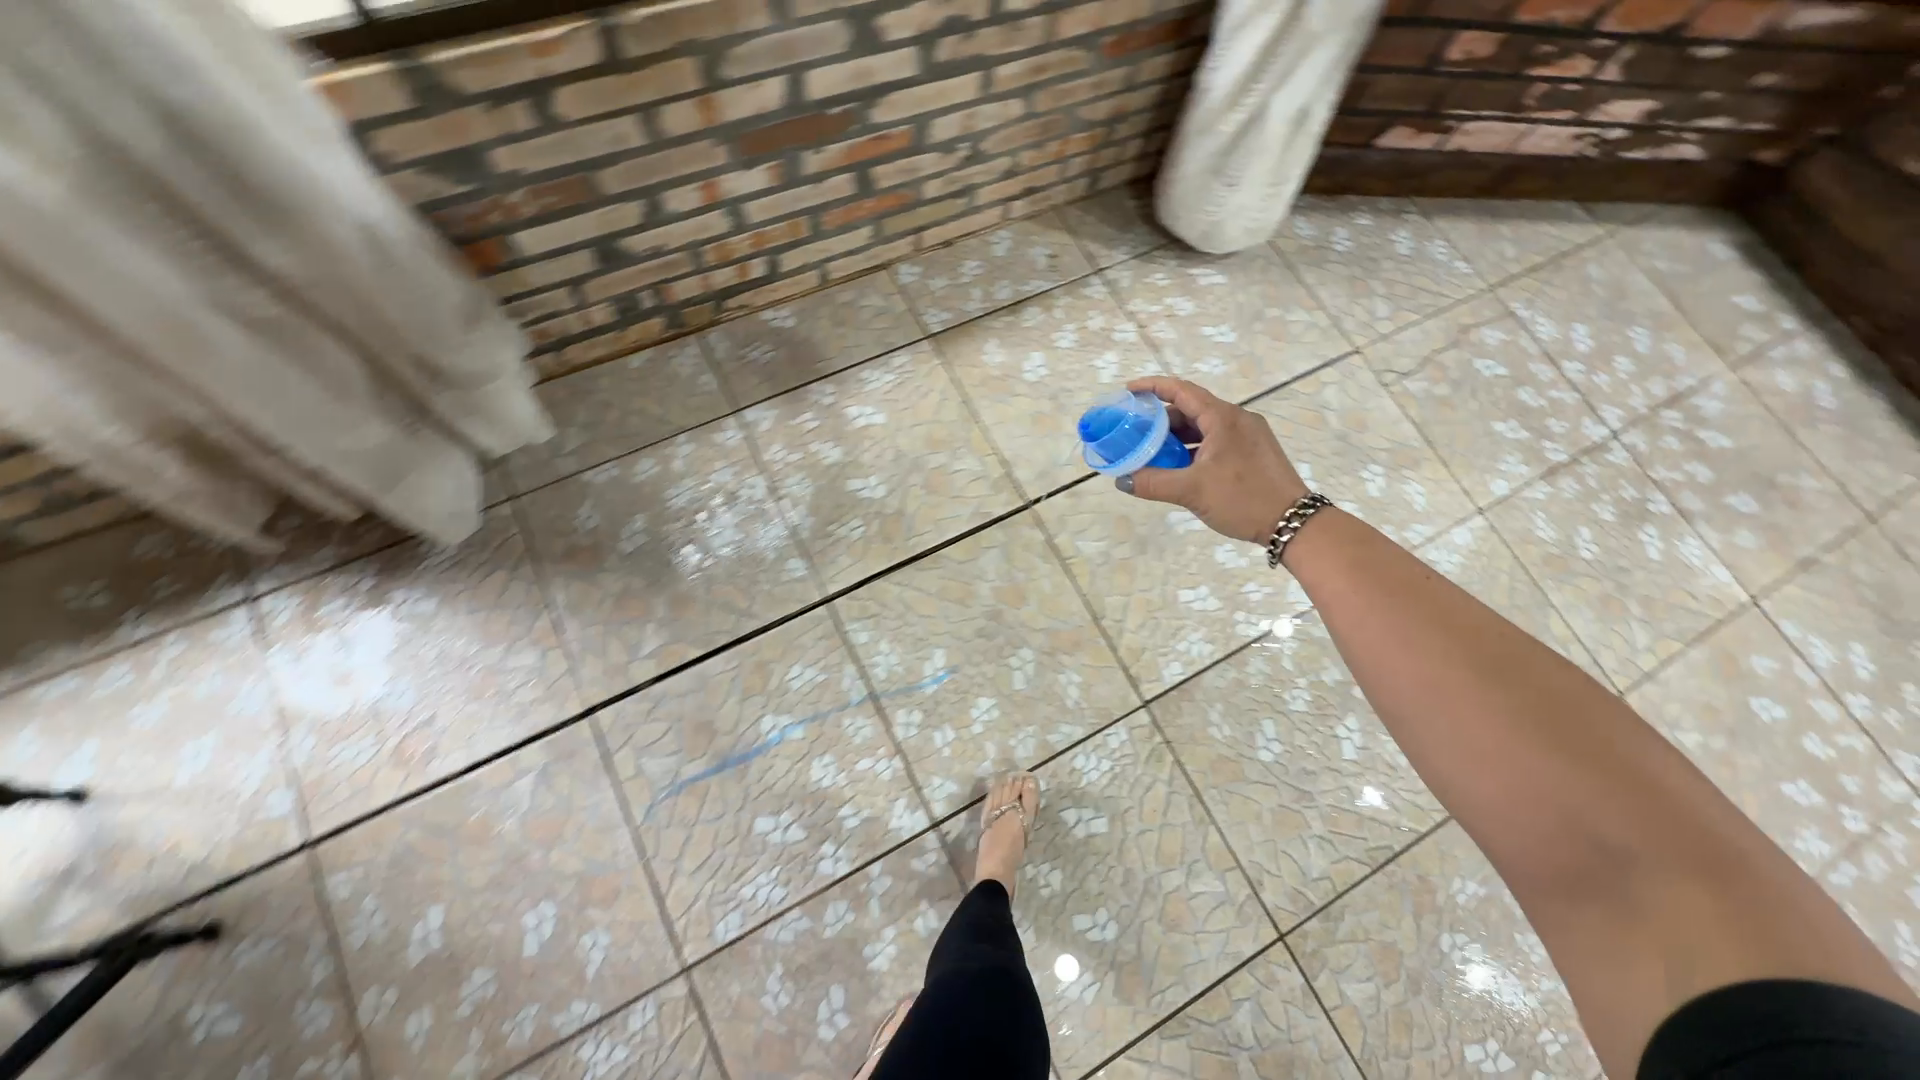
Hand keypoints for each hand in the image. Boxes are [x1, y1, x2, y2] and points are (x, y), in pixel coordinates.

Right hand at [1116, 376, 1309, 544]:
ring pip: (1204, 428)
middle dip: (1161, 420)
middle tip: (1135, 432)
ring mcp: (1248, 436)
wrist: (1293, 522)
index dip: (1152, 387)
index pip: (1181, 390)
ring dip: (1176, 438)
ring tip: (1152, 453)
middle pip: (1191, 409)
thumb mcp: (1192, 490)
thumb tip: (1122, 481)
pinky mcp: (1253, 452)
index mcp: (1223, 418)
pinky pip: (1215, 441)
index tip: (1128, 392)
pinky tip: (1179, 467)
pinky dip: (1193, 449)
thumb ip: (1153, 482)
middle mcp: (1237, 419)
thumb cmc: (1243, 498)